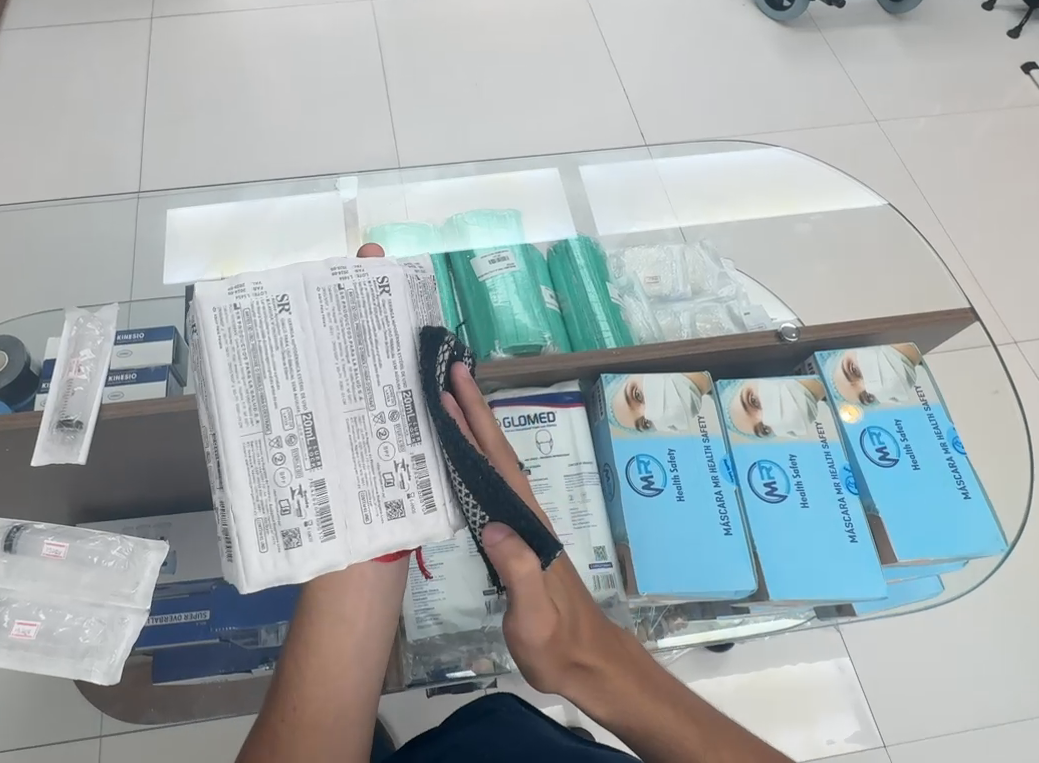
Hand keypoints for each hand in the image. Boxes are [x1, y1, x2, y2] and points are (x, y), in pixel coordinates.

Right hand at [438, 362, 644, 698]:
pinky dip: (474, 462)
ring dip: (473, 431)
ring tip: (449, 403)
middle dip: (474, 410)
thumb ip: (518, 572)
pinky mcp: (516, 539)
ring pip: (494, 465)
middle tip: (449, 374)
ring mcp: (522, 524)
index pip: (498, 459)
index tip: (456, 384)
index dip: (477, 420)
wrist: (589, 664)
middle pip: (496, 451)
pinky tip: (461, 460)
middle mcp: (525, 513)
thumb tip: (492, 524)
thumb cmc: (559, 643)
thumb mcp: (534, 616)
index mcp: (527, 521)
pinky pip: (490, 486)